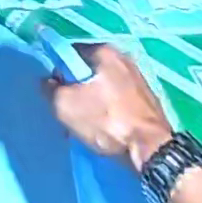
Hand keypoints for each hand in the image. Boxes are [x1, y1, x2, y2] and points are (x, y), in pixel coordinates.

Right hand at [43, 43, 174, 172]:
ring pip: (102, 87)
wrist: (153, 151)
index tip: (58, 95)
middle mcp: (123, 58)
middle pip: (87, 71)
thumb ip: (49, 89)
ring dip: (91, 103)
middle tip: (72, 114)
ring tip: (89, 127)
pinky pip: (118, 99)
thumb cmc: (107, 121)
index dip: (58, 73)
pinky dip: (109, 111)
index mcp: (105, 51)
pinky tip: (106, 130)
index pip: (70, 54)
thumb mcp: (65, 105)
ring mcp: (138, 78)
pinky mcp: (147, 99)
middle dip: (76, 91)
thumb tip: (48, 82)